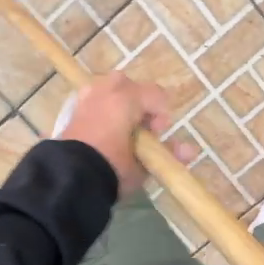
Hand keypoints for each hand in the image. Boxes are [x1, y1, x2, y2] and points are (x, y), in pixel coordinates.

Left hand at [57, 72, 194, 192]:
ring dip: (120, 106)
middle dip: (139, 106)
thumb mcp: (143, 163)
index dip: (161, 115)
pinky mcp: (73, 107)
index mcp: (127, 96)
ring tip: (121, 132)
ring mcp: (87, 95)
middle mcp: (107, 88)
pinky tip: (103, 133)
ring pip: (111, 90)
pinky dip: (102, 111)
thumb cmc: (113, 166)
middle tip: (140, 132)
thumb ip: (168, 152)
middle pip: (131, 87)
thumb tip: (192, 150)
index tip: (156, 135)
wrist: (72, 177)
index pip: (156, 95)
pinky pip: (94, 101)